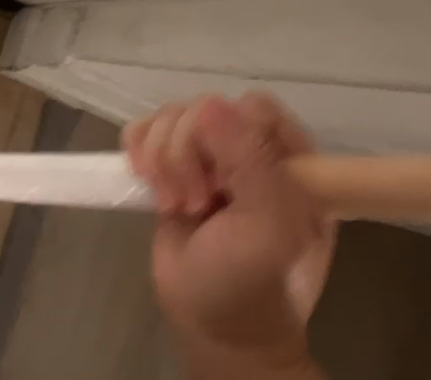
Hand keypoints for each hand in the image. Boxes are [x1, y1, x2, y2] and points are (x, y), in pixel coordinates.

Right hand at [123, 94, 333, 377]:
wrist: (211, 324)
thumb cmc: (250, 283)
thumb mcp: (267, 229)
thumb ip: (250, 163)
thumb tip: (209, 105)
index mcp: (292, 161)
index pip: (253, 108)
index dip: (227, 136)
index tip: (222, 182)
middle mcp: (250, 150)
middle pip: (203, 108)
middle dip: (185, 152)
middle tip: (194, 202)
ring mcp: (207, 155)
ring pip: (170, 116)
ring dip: (161, 159)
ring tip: (174, 204)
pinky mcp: (169, 162)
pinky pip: (144, 128)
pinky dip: (138, 150)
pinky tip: (148, 184)